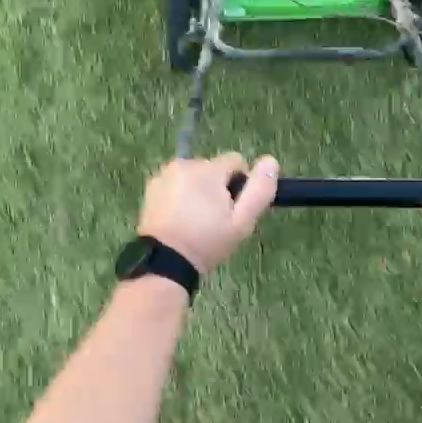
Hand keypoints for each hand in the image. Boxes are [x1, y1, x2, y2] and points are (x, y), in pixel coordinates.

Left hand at [138, 154, 278, 271]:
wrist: (165, 261)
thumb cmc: (207, 242)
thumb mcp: (242, 222)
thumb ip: (259, 189)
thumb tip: (270, 161)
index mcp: (207, 169)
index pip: (236, 162)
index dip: (240, 186)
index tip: (232, 210)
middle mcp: (184, 164)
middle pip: (213, 169)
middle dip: (217, 188)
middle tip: (214, 220)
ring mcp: (164, 175)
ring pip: (194, 176)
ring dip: (199, 191)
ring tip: (196, 222)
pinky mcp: (151, 188)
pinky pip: (176, 185)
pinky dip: (180, 196)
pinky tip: (179, 220)